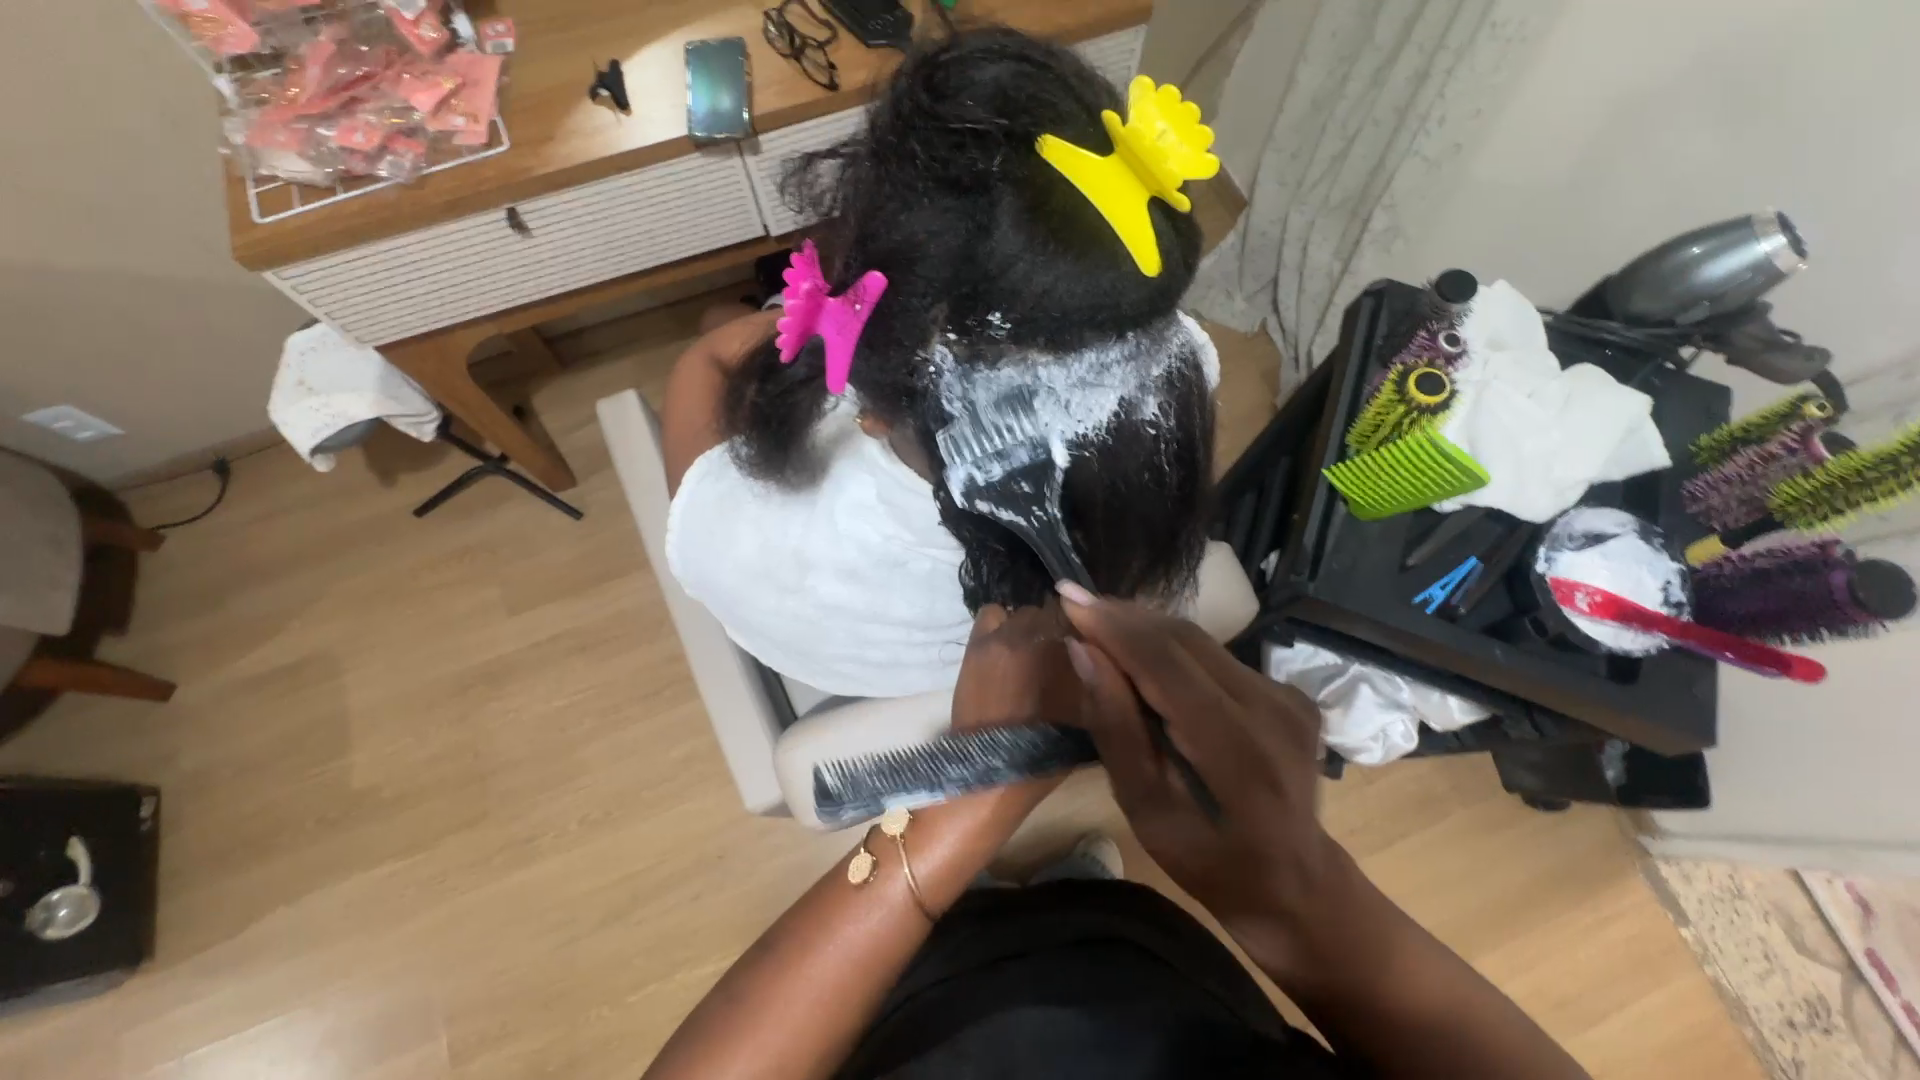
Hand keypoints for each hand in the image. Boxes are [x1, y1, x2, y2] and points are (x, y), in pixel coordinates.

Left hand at [943, 604, 1081, 812]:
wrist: (995, 769)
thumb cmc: (1049, 749)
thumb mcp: (1091, 712)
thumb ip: (1098, 675)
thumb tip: (1097, 649)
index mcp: (1074, 653)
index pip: (1083, 619)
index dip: (1084, 630)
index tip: (1084, 645)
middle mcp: (1042, 636)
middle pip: (1054, 613)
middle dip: (1057, 629)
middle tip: (1056, 653)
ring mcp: (1006, 637)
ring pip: (1024, 613)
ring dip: (1030, 627)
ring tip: (1029, 650)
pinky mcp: (979, 644)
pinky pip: (992, 614)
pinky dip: (1000, 623)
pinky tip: (1004, 644)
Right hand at [1058, 587, 1339, 932]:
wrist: (1294, 881)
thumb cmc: (1207, 859)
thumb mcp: (1146, 808)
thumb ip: (1116, 727)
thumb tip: (1082, 651)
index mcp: (1238, 750)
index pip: (1166, 663)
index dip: (1113, 626)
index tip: (1066, 597)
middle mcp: (1273, 709)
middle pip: (1185, 640)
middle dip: (1124, 617)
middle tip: (1074, 604)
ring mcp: (1289, 697)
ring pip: (1202, 642)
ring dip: (1146, 628)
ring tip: (1099, 622)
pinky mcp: (1292, 693)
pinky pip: (1219, 656)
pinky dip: (1174, 648)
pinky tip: (1142, 651)